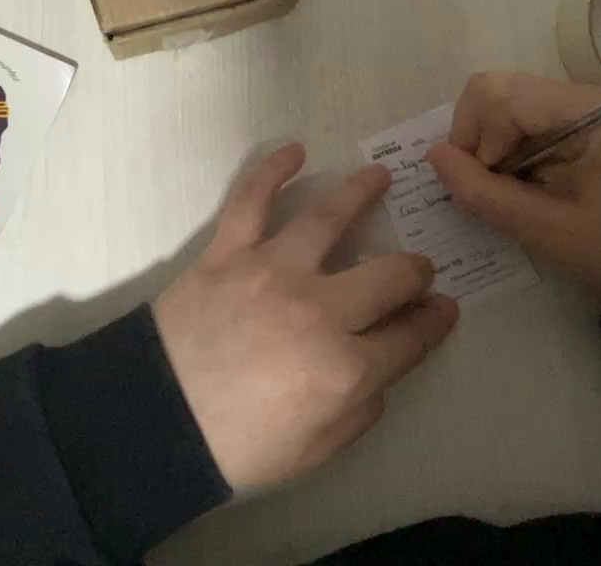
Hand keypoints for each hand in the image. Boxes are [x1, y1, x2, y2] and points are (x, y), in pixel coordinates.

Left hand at [154, 144, 458, 493]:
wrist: (156, 420)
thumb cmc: (236, 445)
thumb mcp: (315, 450)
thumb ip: (359, 411)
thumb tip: (378, 373)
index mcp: (345, 368)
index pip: (409, 337)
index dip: (433, 322)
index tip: (444, 307)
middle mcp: (319, 309)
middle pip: (388, 276)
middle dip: (414, 270)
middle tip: (418, 265)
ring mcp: (273, 271)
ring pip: (328, 218)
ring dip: (361, 192)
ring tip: (380, 176)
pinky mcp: (229, 251)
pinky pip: (252, 200)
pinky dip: (273, 170)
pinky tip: (296, 151)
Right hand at [425, 74, 600, 317]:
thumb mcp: (542, 231)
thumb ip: (483, 193)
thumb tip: (432, 155)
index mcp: (582, 112)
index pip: (497, 96)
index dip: (479, 141)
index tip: (495, 187)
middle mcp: (574, 94)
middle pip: (489, 89)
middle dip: (474, 137)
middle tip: (491, 183)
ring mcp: (569, 104)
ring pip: (492, 99)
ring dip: (483, 141)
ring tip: (505, 182)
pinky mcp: (562, 119)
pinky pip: (507, 115)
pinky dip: (496, 144)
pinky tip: (517, 177)